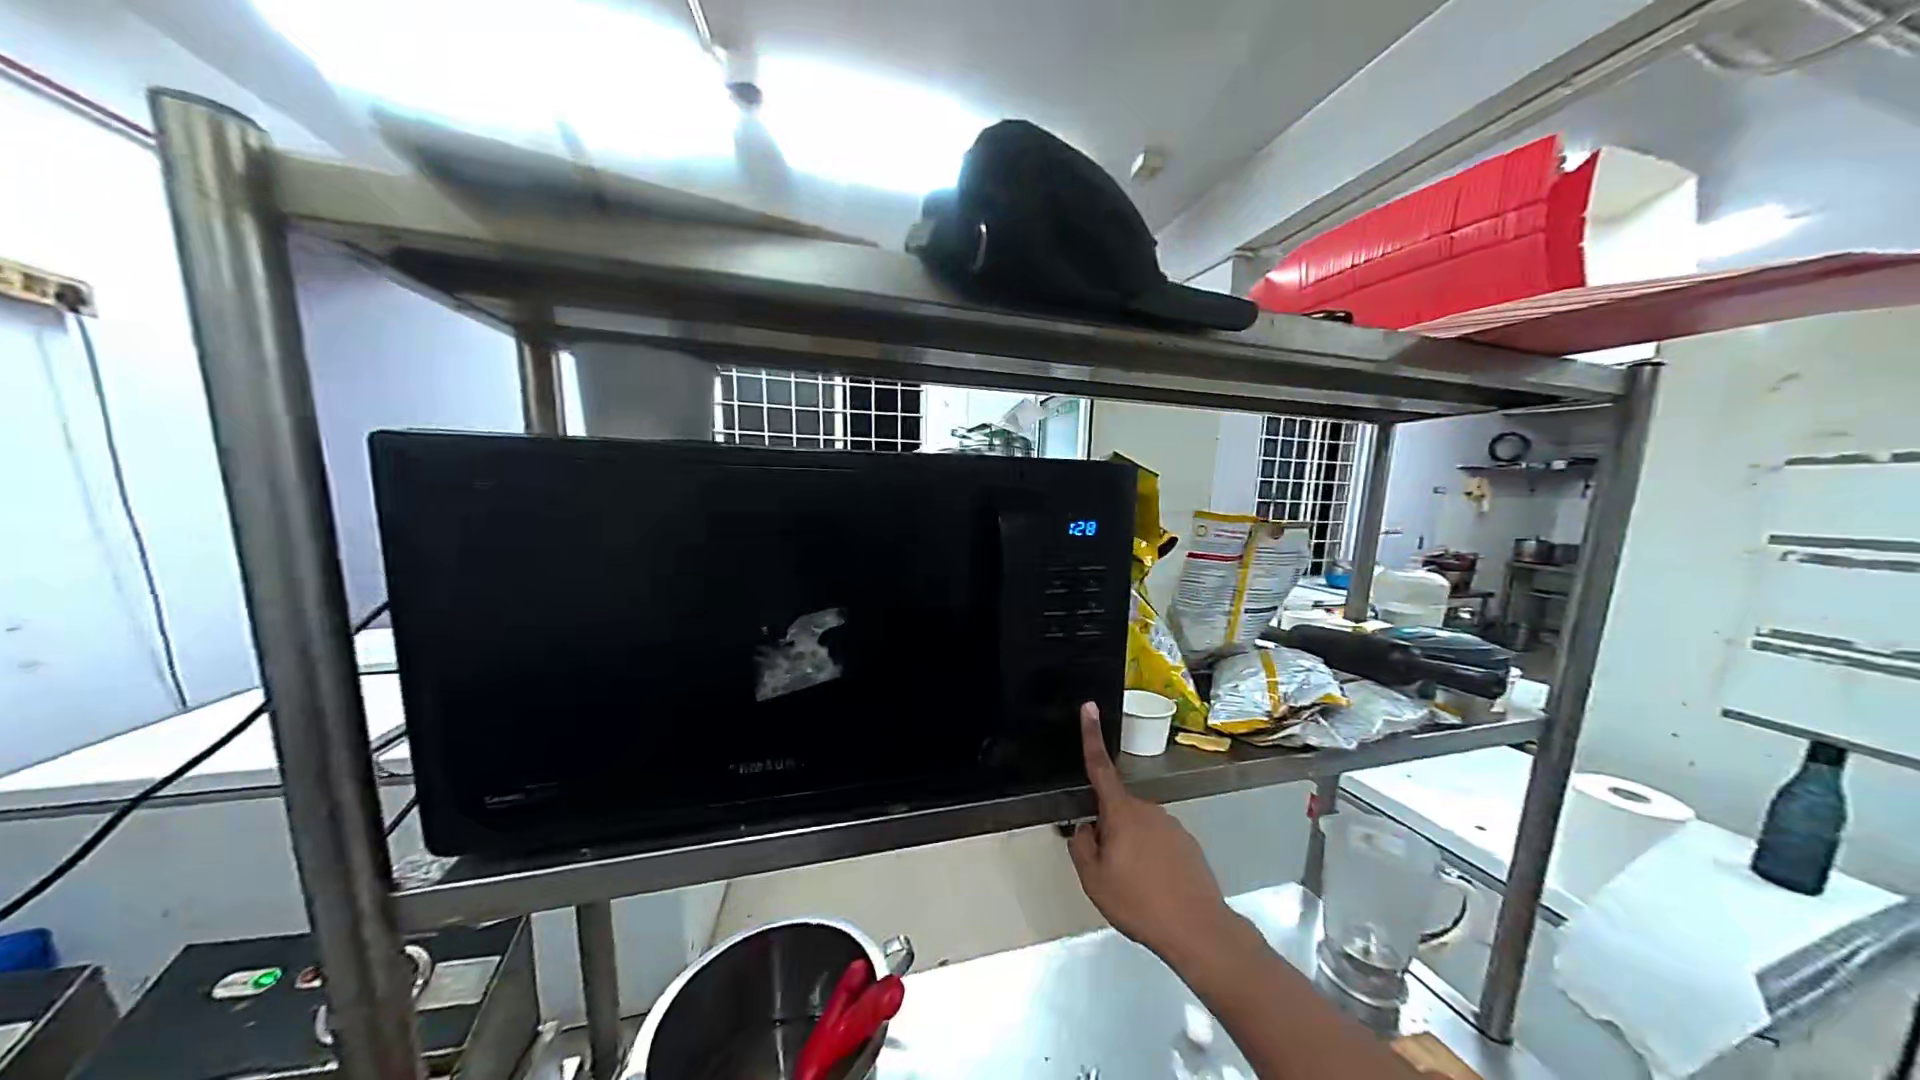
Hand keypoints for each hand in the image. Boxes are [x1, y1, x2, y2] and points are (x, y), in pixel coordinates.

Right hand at [1068, 702, 1239, 966]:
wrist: (1199, 929)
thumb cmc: (1139, 901)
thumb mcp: (1093, 879)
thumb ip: (1081, 846)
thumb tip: (1087, 828)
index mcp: (1121, 812)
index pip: (1099, 767)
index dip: (1091, 735)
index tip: (1090, 706)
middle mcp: (1148, 809)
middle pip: (1116, 811)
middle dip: (1108, 832)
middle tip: (1111, 871)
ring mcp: (1172, 825)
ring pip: (1137, 830)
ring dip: (1131, 849)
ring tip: (1136, 888)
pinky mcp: (1188, 844)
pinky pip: (1159, 844)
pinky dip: (1152, 861)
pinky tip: (1157, 890)